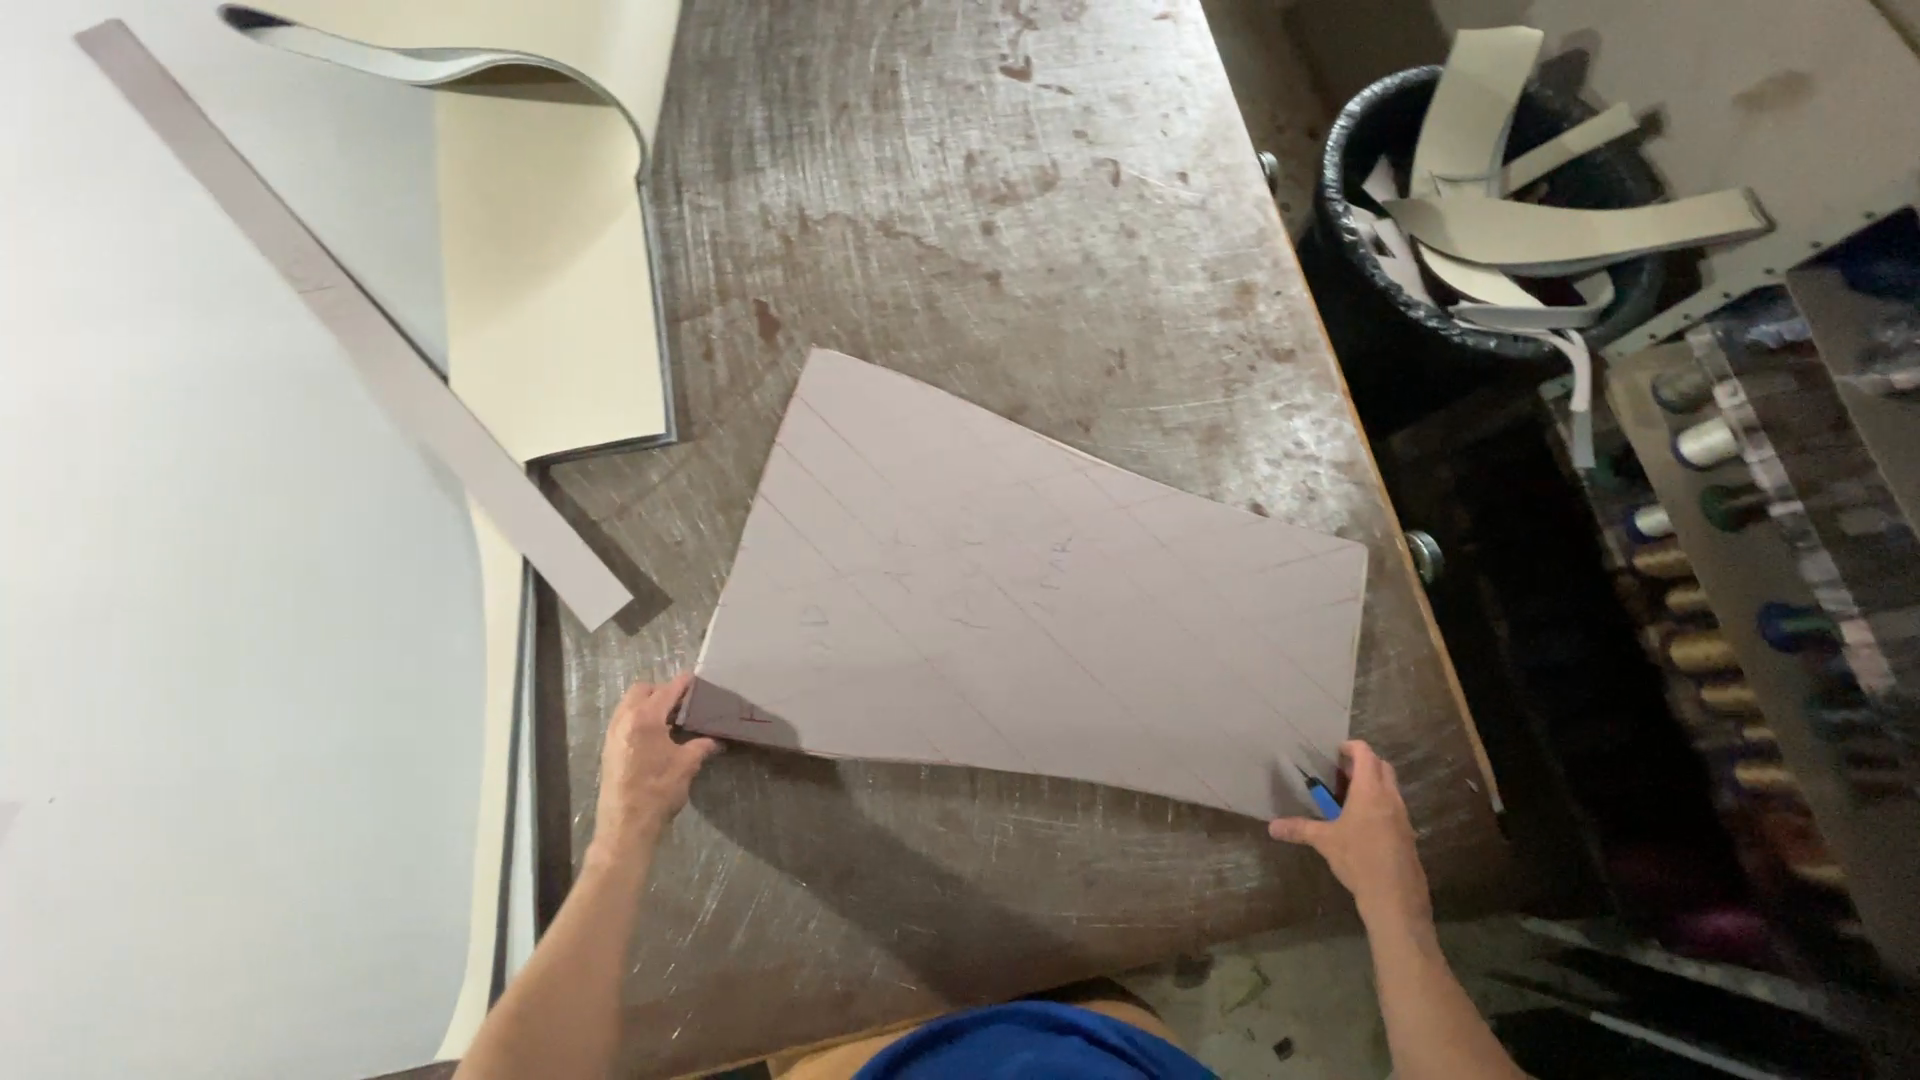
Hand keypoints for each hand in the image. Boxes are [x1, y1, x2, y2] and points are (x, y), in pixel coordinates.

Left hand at [588, 674, 719, 859]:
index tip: (695, 677)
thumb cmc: (659, 790)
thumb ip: (701, 746)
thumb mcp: (686, 765)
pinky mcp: (609, 748)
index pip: (666, 691)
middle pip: (642, 690)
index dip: (683, 683)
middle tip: (682, 702)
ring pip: (629, 705)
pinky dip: (638, 719)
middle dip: (661, 690)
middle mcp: (625, 720)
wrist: (627, 824)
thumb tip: (716, 741)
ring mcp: (613, 734)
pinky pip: (624, 721)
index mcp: (645, 719)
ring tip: (669, 718)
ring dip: (647, 704)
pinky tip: (655, 735)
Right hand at [1269, 740, 1432, 930]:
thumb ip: (1298, 829)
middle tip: (1339, 774)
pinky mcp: (1407, 834)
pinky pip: (1393, 808)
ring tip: (1346, 798)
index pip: (1366, 754)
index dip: (1351, 747)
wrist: (1395, 897)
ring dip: (1372, 785)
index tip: (1334, 752)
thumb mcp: (1324, 841)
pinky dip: (1378, 804)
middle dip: (1363, 764)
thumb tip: (1272, 827)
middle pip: (1382, 767)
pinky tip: (1361, 824)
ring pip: (1390, 788)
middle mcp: (1390, 798)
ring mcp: (1402, 817)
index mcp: (1370, 792)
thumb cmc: (1358, 859)